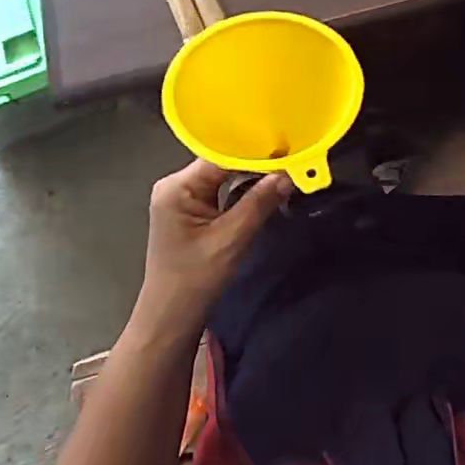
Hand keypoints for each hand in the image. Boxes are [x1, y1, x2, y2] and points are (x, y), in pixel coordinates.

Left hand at [128, 160, 291, 341]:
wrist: (172, 316)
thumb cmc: (196, 279)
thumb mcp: (232, 239)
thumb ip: (260, 202)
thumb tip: (289, 175)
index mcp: (178, 187)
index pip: (222, 156)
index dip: (256, 151)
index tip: (288, 148)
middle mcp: (176, 185)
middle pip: (222, 162)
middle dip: (257, 162)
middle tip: (292, 159)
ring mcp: (182, 196)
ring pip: (223, 175)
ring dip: (252, 176)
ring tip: (285, 170)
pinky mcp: (191, 209)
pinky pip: (221, 189)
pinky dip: (243, 189)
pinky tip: (266, 187)